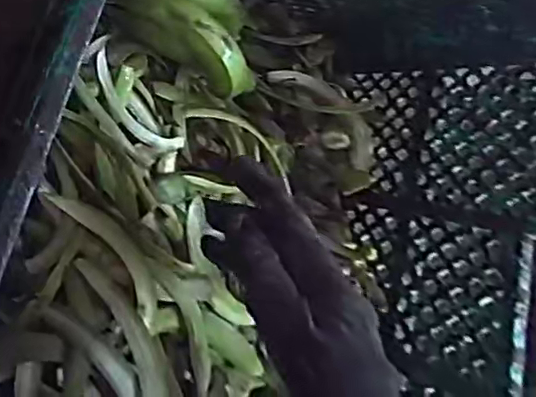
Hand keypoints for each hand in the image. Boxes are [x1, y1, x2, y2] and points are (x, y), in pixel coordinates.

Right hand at [209, 158, 403, 396]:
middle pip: (286, 236)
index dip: (260, 186)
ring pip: (281, 257)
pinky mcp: (321, 326)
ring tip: (204, 228)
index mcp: (328, 281)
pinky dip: (251, 263)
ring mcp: (329, 308)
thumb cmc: (325, 379)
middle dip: (245, 209)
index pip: (290, 219)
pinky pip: (281, 278)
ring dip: (243, 237)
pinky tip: (228, 266)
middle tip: (203, 194)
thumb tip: (239, 220)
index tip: (230, 159)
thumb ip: (264, 272)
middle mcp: (332, 287)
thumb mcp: (289, 326)